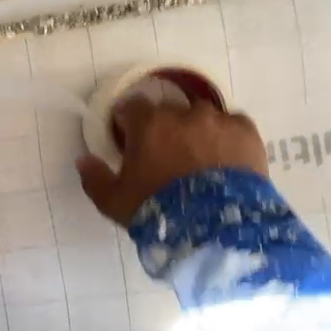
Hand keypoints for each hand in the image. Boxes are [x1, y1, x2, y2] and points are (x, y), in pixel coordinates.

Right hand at [75, 96, 267, 224]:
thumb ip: (94, 178)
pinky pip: (232, 124)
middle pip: (167, 109)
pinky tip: (221, 155)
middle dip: (162, 125)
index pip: (131, 106)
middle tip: (161, 150)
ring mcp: (218, 121)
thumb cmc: (156, 209)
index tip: (126, 137)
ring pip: (201, 115)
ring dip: (194, 128)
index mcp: (148, 124)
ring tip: (195, 153)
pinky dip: (224, 135)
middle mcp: (184, 114)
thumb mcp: (113, 201)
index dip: (127, 121)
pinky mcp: (247, 132)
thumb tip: (83, 160)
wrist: (215, 224)